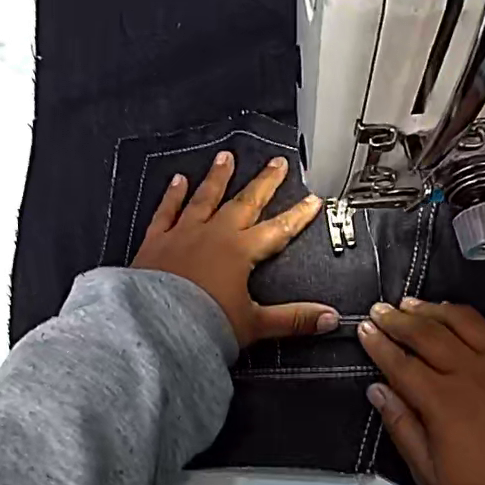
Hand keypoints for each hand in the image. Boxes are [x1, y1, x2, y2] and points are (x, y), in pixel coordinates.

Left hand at [132, 152, 339, 346]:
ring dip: (218, 177)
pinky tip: (178, 180)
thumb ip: (293, 319)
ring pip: (205, 198)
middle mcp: (214, 234)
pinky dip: (173, 195)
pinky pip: (167, 211)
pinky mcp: (156, 241)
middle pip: (245, 202)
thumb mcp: (255, 324)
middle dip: (264, 182)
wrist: (154, 326)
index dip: (298, 215)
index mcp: (240, 252)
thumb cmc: (204, 325)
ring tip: (226, 157)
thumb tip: (330, 318)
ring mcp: (183, 234)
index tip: (313, 200)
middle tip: (277, 163)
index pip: (278, 229)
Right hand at [357, 298, 484, 484]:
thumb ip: (401, 427)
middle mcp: (469, 373)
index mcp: (442, 402)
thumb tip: (378, 392)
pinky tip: (449, 313)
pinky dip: (461, 314)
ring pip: (457, 321)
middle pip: (425, 334)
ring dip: (428, 309)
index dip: (378, 345)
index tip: (364, 332)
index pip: (400, 363)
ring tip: (408, 304)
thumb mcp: (430, 472)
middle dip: (396, 320)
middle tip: (379, 311)